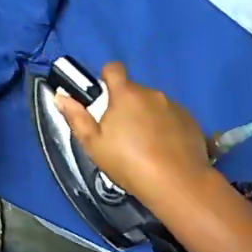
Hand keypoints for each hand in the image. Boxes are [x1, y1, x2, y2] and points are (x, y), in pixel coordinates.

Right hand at [54, 61, 215, 204]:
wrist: (176, 182)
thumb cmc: (128, 162)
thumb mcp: (94, 145)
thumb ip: (77, 118)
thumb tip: (60, 96)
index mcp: (126, 95)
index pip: (113, 68)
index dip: (106, 78)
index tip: (103, 97)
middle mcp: (152, 93)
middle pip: (133, 90)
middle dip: (125, 104)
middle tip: (120, 132)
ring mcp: (174, 106)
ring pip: (153, 104)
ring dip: (146, 116)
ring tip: (144, 144)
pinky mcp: (191, 120)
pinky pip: (172, 116)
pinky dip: (165, 127)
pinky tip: (163, 149)